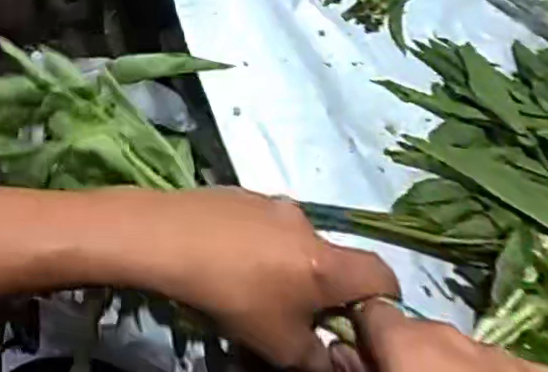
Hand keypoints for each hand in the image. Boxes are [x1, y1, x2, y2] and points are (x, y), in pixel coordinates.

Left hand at [140, 191, 399, 371]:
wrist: (164, 235)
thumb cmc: (230, 293)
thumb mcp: (283, 347)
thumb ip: (320, 358)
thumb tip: (331, 357)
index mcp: (325, 260)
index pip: (383, 274)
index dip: (382, 301)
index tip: (358, 321)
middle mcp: (302, 221)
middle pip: (333, 255)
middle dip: (325, 284)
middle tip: (298, 309)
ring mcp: (265, 200)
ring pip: (294, 237)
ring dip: (288, 260)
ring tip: (256, 282)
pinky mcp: (234, 191)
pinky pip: (262, 221)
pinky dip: (258, 240)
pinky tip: (229, 257)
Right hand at [337, 298, 547, 371]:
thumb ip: (356, 371)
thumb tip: (340, 351)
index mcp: (406, 338)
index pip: (370, 310)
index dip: (369, 336)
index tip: (372, 363)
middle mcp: (452, 335)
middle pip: (422, 335)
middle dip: (420, 360)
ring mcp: (510, 358)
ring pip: (470, 357)